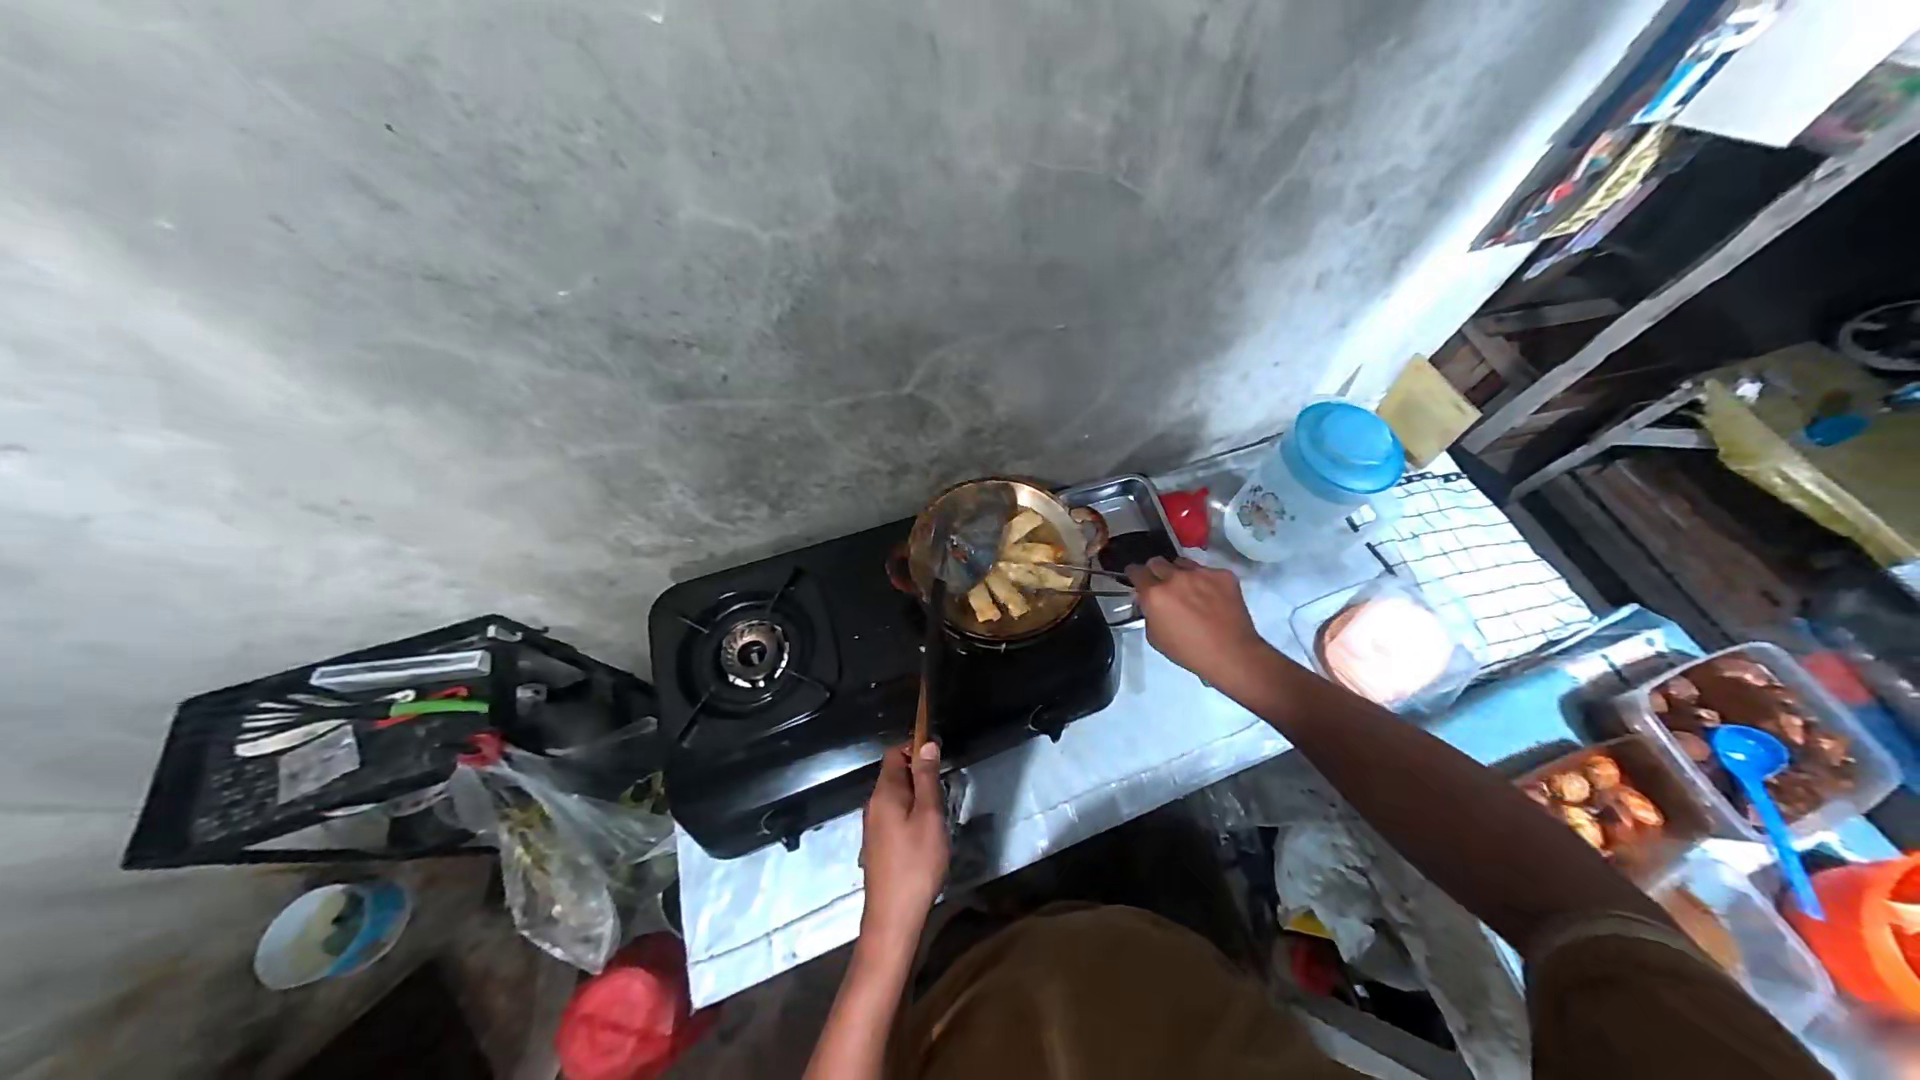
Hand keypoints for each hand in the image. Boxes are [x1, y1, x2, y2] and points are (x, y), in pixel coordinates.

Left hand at [859, 741, 948, 944]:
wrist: (893, 916)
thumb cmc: (916, 863)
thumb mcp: (929, 817)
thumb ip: (927, 779)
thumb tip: (926, 744)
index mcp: (884, 793)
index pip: (894, 754)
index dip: (914, 747)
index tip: (938, 756)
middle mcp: (873, 804)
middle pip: (893, 773)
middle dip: (918, 772)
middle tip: (943, 788)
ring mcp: (872, 825)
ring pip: (894, 795)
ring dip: (915, 794)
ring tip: (938, 811)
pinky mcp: (877, 844)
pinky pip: (892, 814)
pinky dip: (909, 812)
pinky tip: (925, 832)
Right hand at [1127, 556, 1270, 683]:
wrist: (1232, 653)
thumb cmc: (1189, 651)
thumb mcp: (1155, 637)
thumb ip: (1148, 613)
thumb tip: (1150, 602)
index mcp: (1155, 594)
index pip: (1137, 571)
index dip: (1134, 574)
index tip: (1136, 577)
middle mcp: (1175, 578)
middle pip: (1157, 562)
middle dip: (1156, 572)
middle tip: (1162, 585)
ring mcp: (1201, 573)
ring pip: (1182, 563)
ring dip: (1179, 573)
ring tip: (1188, 589)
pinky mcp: (1223, 574)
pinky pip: (1207, 571)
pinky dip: (1204, 581)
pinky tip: (1211, 597)